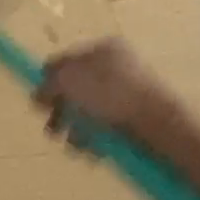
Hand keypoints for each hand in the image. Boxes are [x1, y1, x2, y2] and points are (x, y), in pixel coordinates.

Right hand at [37, 38, 181, 150]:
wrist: (162, 125)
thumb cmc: (110, 96)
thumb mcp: (67, 83)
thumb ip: (47, 85)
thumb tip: (37, 93)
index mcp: (102, 48)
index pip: (64, 61)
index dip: (48, 82)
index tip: (40, 105)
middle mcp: (118, 65)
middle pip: (77, 88)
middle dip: (63, 111)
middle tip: (53, 131)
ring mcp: (132, 91)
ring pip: (92, 110)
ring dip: (77, 129)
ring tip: (75, 147)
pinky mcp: (141, 117)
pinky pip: (110, 126)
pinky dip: (97, 137)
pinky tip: (93, 151)